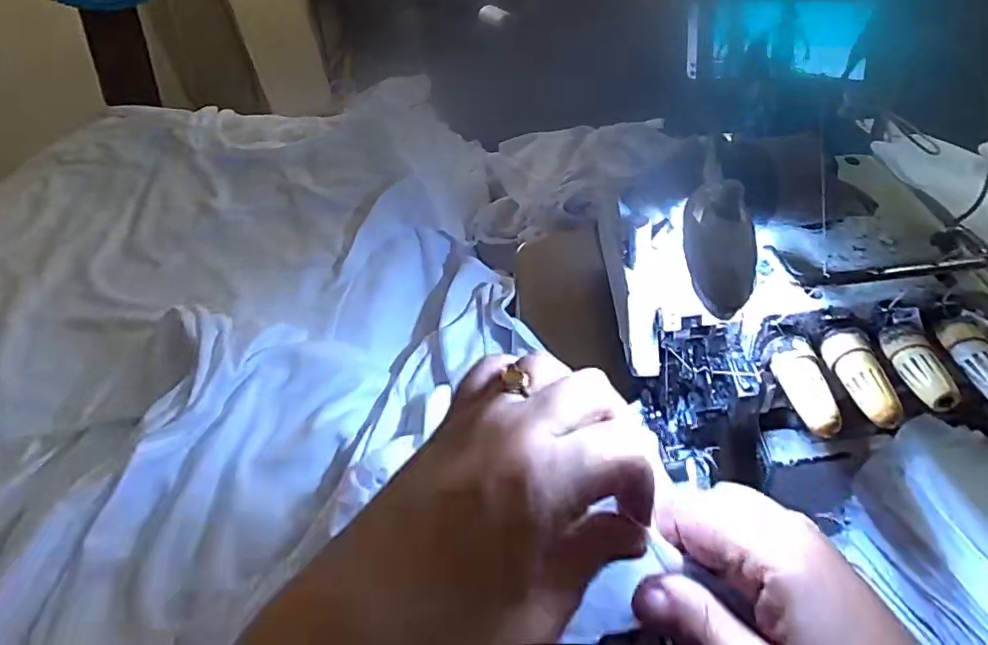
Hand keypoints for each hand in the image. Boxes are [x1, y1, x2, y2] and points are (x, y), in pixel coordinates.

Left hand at [243, 353, 659, 644]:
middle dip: (620, 432)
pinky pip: (497, 370)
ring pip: (551, 368)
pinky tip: (525, 417)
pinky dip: (522, 382)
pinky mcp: (448, 419)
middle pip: (598, 391)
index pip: (627, 448)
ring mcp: (479, 414)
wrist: (342, 634)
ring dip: (577, 400)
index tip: (636, 519)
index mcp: (545, 476)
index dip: (646, 482)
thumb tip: (627, 528)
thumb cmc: (445, 633)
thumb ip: (592, 554)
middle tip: (614, 482)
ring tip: (576, 444)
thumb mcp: (537, 613)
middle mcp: (518, 426)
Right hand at [633, 483, 914, 644]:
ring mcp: (807, 537)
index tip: (635, 574)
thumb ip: (700, 622)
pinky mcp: (815, 557)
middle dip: (683, 539)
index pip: (693, 506)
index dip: (658, 534)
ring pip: (735, 515)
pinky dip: (736, 556)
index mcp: (777, 544)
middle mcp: (791, 525)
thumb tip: (644, 587)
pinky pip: (760, 534)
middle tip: (666, 598)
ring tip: (697, 605)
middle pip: (714, 501)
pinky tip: (734, 602)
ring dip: (708, 548)